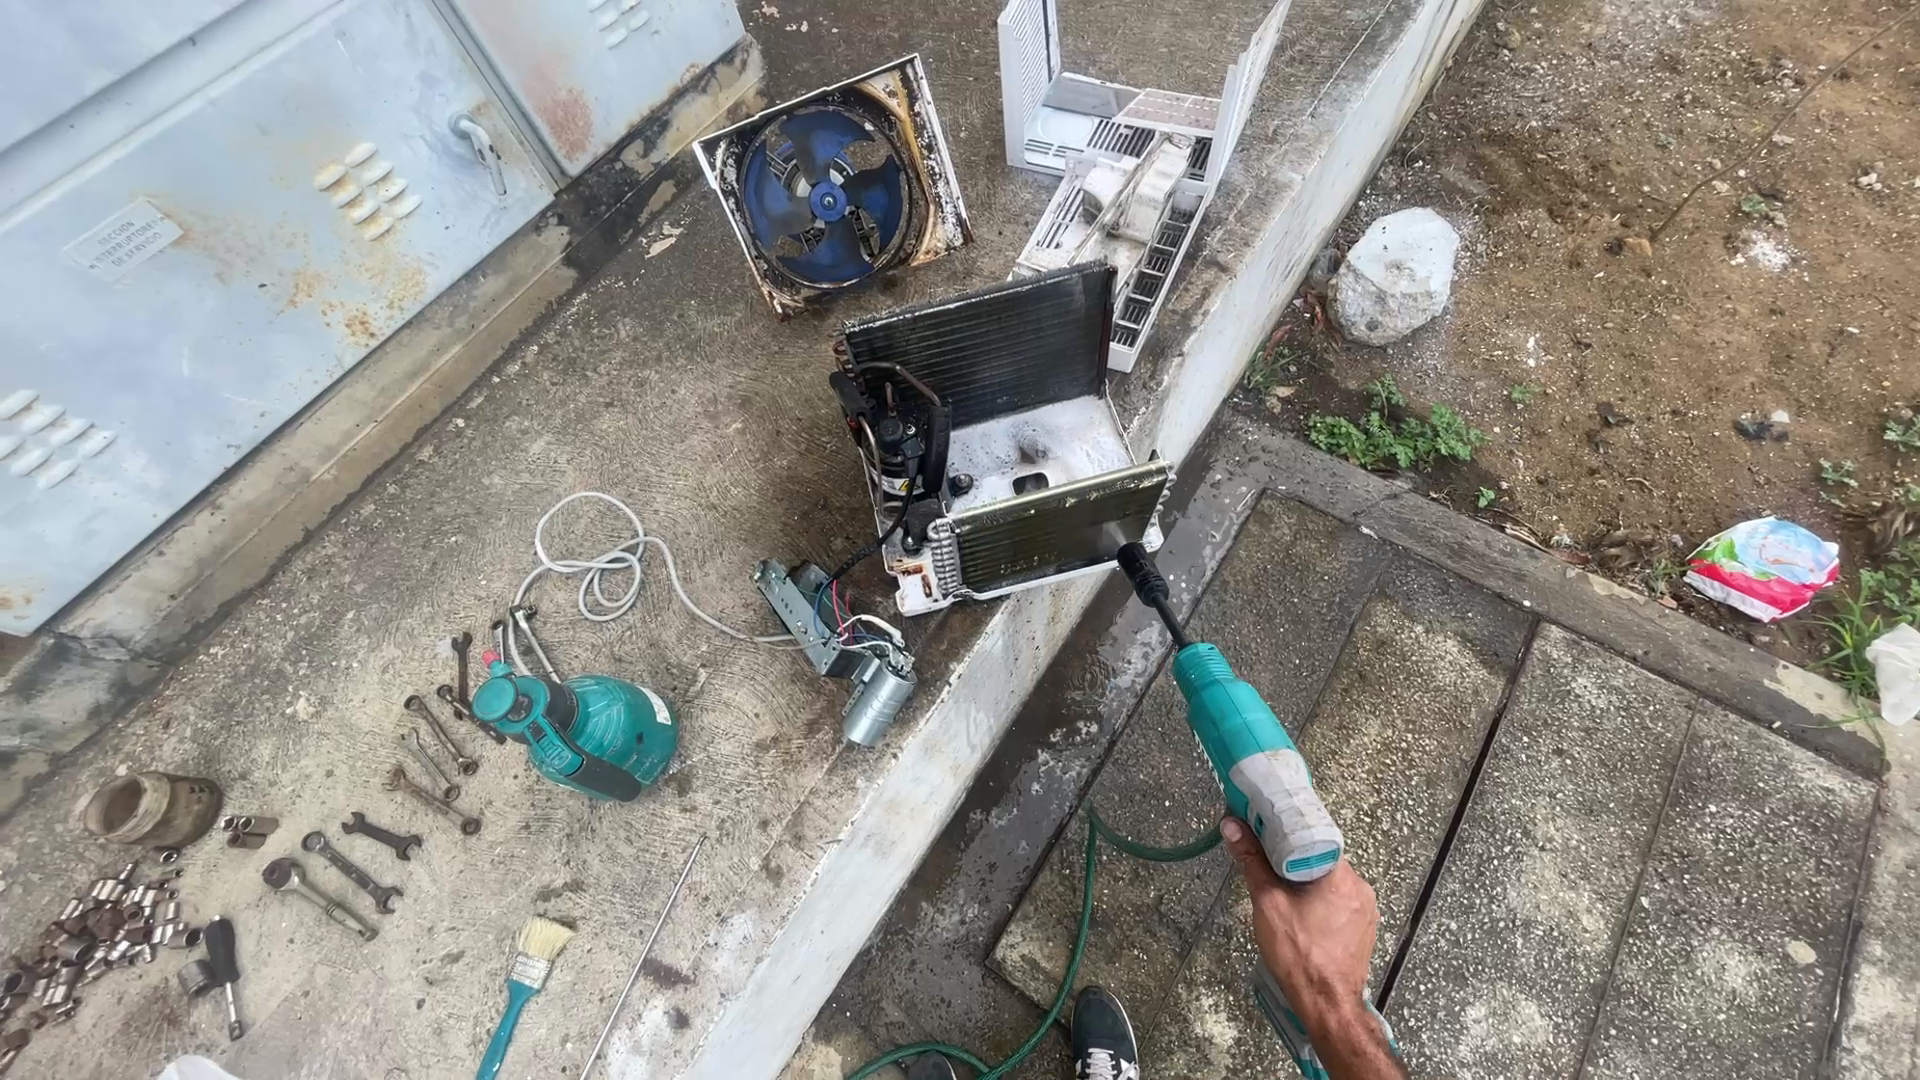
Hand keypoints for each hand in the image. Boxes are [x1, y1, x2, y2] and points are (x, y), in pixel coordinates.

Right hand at [1220, 816, 1377, 1041]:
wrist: (1326, 1005)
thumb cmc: (1299, 955)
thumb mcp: (1267, 901)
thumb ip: (1251, 860)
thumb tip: (1233, 826)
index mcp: (1340, 875)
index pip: (1314, 833)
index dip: (1286, 827)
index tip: (1265, 823)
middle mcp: (1359, 887)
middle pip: (1320, 854)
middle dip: (1292, 852)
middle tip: (1265, 852)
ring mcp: (1365, 908)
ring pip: (1328, 876)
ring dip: (1304, 874)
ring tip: (1278, 880)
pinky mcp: (1363, 926)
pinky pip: (1338, 896)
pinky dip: (1318, 893)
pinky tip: (1298, 904)